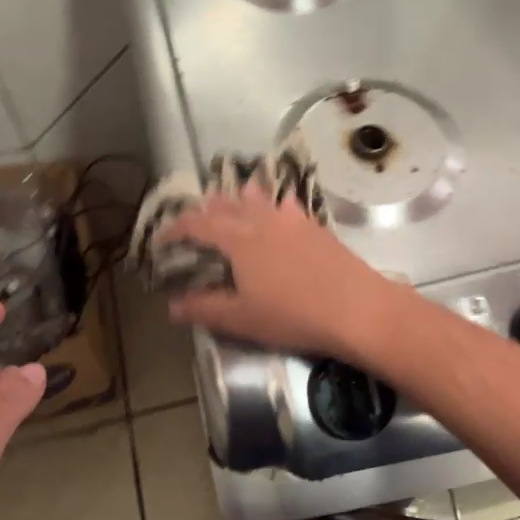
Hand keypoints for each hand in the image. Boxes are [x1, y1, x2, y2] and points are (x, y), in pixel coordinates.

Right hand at [159, 181, 413, 364]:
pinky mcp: (316, 227)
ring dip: (239, 199)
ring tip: (230, 201)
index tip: (161, 239)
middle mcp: (263, 220)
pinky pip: (285, 206)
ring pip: (258, 200)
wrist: (357, 308)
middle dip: (206, 210)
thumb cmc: (293, 315)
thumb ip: (205, 309)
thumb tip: (172, 305)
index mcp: (238, 239)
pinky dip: (272, 204)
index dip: (176, 229)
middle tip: (193, 220)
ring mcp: (293, 220)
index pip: (198, 224)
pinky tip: (278, 211)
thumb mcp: (242, 319)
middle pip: (228, 205)